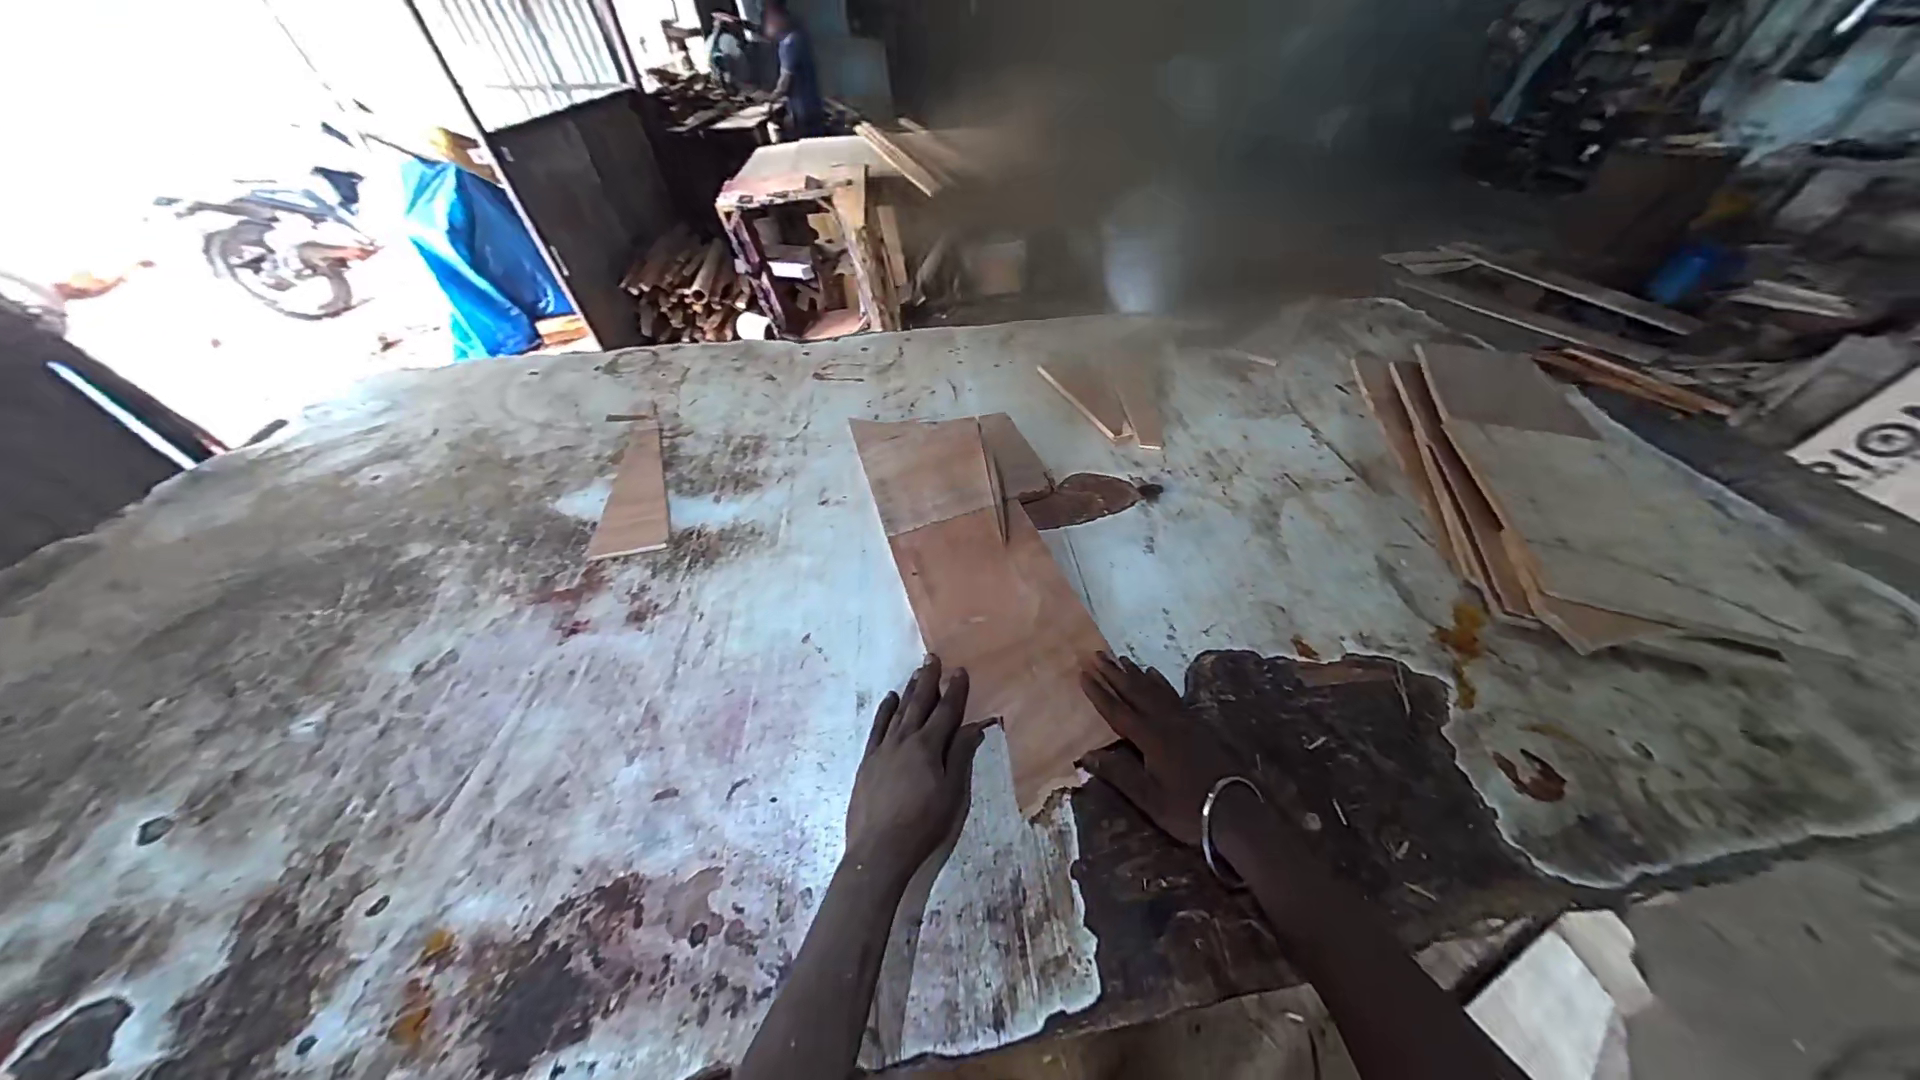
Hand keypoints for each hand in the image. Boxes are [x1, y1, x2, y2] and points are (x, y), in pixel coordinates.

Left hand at [844, 656, 991, 884]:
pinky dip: (885, 711)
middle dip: (929, 680)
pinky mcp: (868, 760)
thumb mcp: (952, 794)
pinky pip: (877, 727)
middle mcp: (904, 740)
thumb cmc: (922, 824)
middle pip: (919, 704)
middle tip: (932, 658)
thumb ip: (961, 757)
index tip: (960, 671)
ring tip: (917, 673)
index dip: (955, 691)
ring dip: (909, 690)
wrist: (878, 850)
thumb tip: (974, 726)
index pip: (946, 712)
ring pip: (898, 712)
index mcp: (928, 747)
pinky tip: (890, 700)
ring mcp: (883, 749)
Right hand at [1077, 652, 1250, 846]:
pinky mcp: (1196, 724)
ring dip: (1135, 673)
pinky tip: (1154, 674)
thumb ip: (1118, 774)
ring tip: (1121, 658)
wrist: (1235, 811)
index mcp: (1150, 738)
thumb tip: (1086, 755)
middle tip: (1097, 654)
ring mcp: (1183, 720)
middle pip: (1134, 691)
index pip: (1116, 710)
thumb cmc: (1187, 808)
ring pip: (1153, 689)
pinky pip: (1172, 694)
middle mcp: (1165, 722)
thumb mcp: (1148, 798)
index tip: (1083, 673)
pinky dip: (1159, 682)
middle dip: (1113, 672)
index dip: (1098, 692)